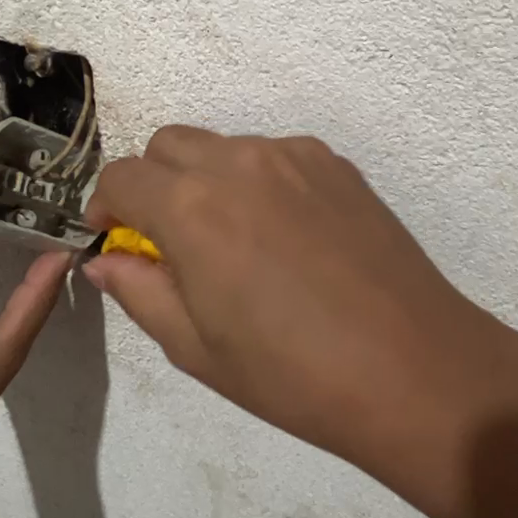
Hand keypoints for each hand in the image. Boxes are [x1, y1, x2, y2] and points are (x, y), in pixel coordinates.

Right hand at [80, 127, 517, 483]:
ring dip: (207, 180)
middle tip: (171, 239)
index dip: (104, 205)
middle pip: (168, 144)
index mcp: (191, 206)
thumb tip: (105, 259)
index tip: (113, 237)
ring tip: (236, 241)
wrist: (413, 367)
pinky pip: (274, 155)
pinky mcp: (334, 162)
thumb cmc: (292, 373)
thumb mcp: (195, 347)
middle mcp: (238, 161)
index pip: (122, 176)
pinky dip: (258, 181)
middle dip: (153, 182)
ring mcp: (292, 155)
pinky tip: (286, 236)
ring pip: (223, 147)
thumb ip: (138, 290)